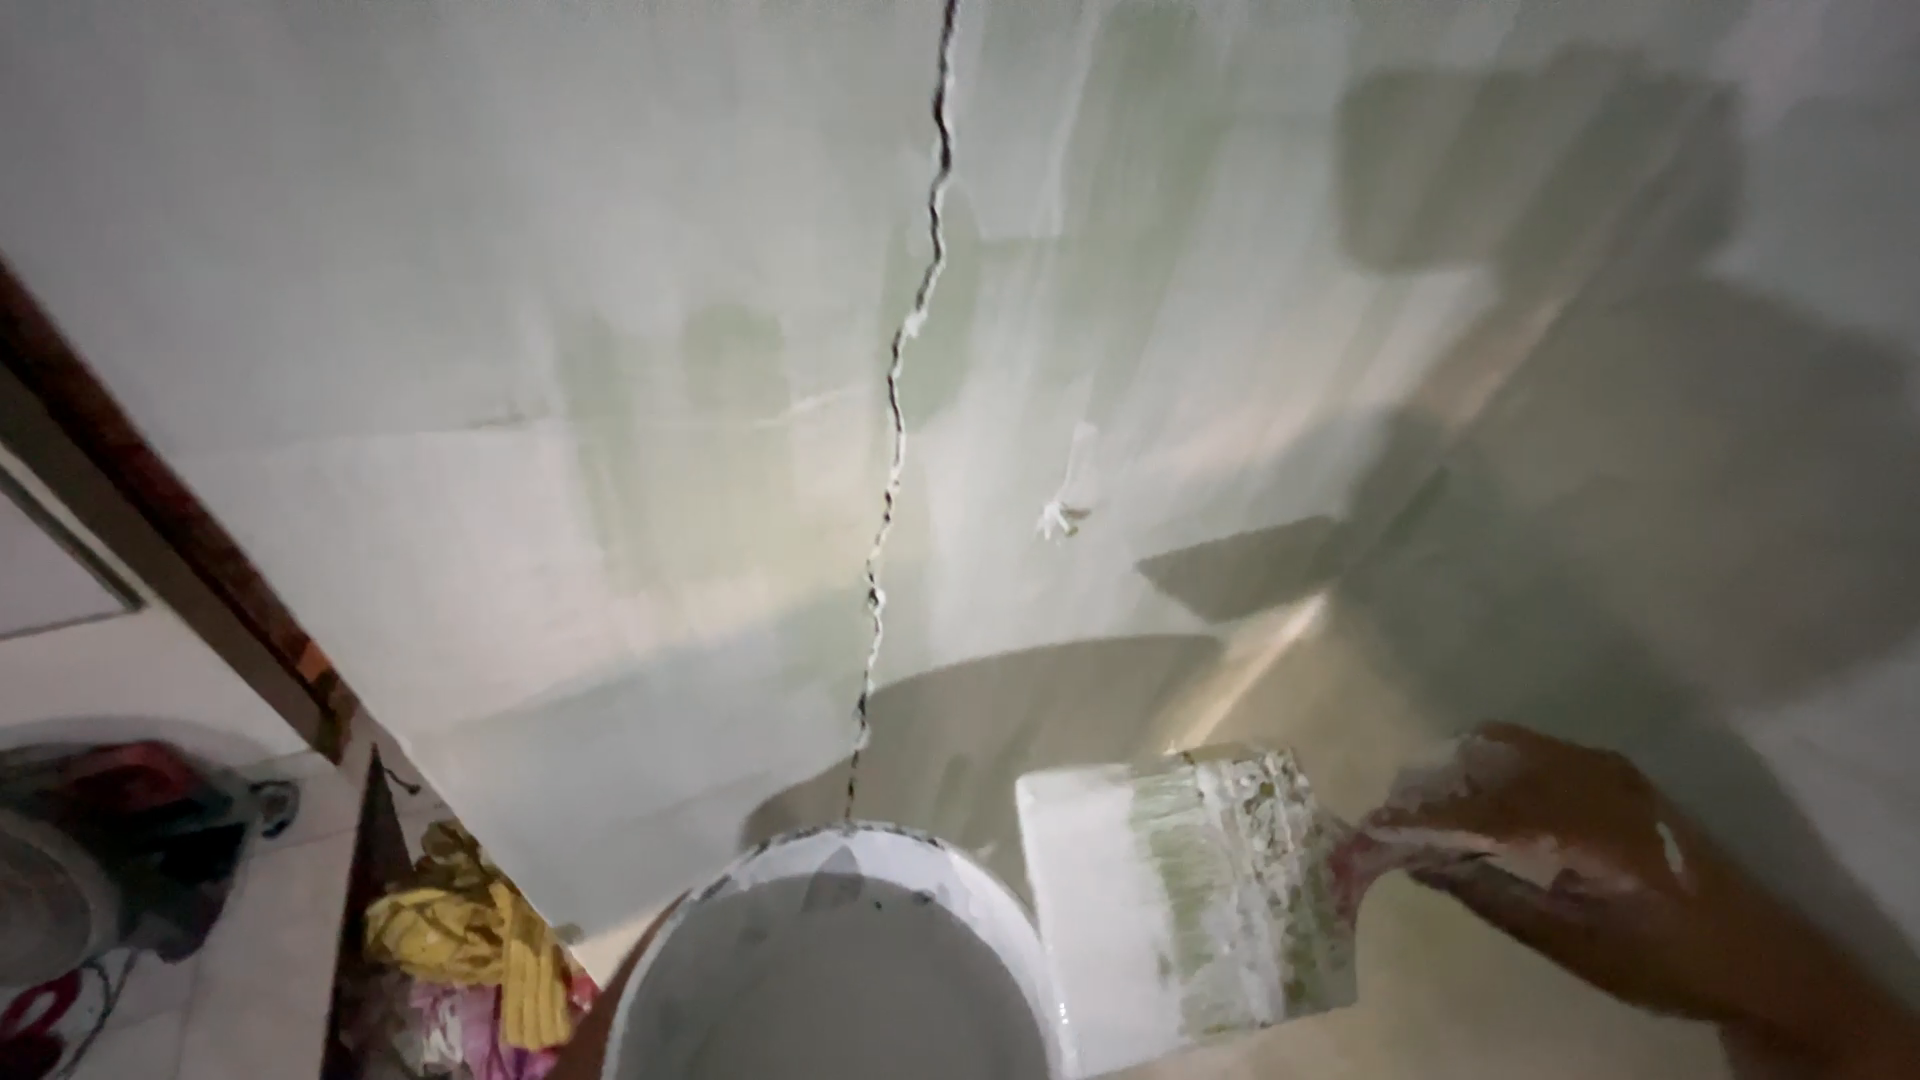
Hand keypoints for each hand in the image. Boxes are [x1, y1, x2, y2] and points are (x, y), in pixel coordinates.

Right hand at [1335, 723, 1919, 1073]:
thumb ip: (1489, 895)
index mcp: (1593, 830)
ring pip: (1500, 747)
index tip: (1371, 827)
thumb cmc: (1668, 963)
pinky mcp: (1610, 767)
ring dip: (1457, 775)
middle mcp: (1596, 780)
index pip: (1482, 812)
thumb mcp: (1573, 945)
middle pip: (1482, 763)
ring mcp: (1605, 766)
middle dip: (1430, 790)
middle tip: (1398, 823)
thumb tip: (1415, 861)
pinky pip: (1527, 749)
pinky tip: (1481, 804)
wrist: (1772, 962)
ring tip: (1434, 814)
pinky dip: (1488, 769)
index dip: (1420, 818)